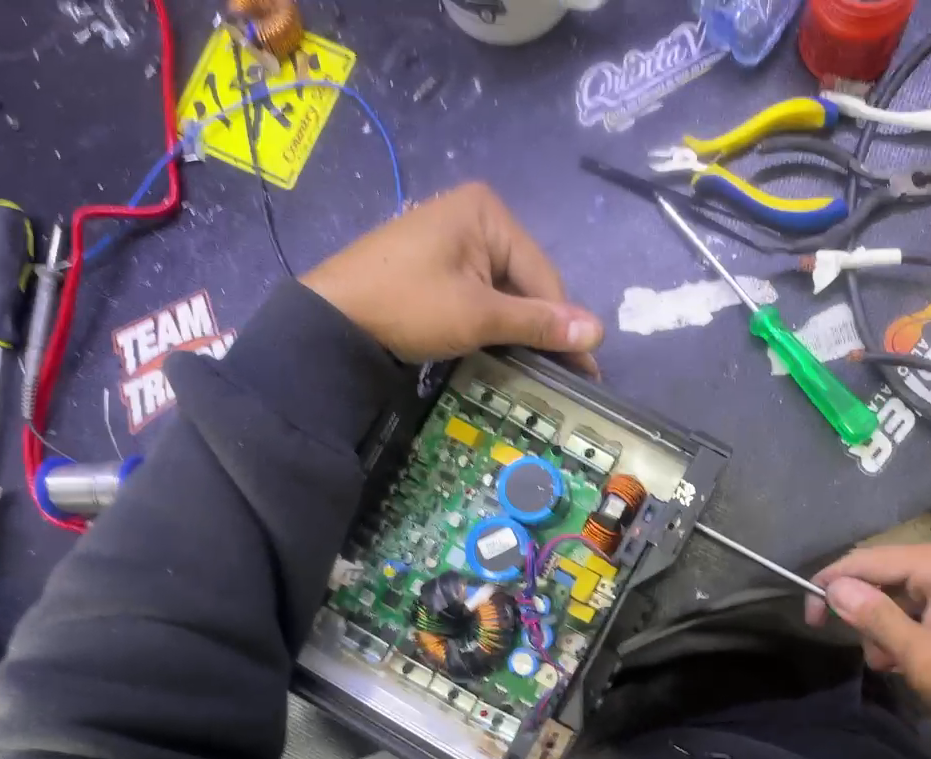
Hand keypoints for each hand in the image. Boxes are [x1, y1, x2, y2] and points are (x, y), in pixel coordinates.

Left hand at [302, 183, 602, 372]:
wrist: (331, 320)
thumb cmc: (408, 307)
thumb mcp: (479, 316)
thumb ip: (539, 323)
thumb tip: (599, 333)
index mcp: (488, 212)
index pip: (542, 275)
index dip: (563, 324)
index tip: (586, 368)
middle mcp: (474, 215)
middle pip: (525, 281)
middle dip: (541, 326)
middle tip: (565, 375)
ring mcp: (451, 238)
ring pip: (504, 290)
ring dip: (519, 328)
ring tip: (540, 368)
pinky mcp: (435, 263)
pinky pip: (479, 292)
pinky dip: (492, 322)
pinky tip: (502, 349)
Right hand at [805, 538, 930, 741]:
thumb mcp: (924, 656)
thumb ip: (875, 619)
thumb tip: (832, 589)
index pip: (870, 560)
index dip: (832, 584)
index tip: (808, 615)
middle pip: (884, 576)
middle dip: (868, 616)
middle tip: (874, 656)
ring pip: (899, 592)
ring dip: (888, 628)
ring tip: (896, 665)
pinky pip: (921, 603)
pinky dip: (908, 629)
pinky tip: (912, 659)